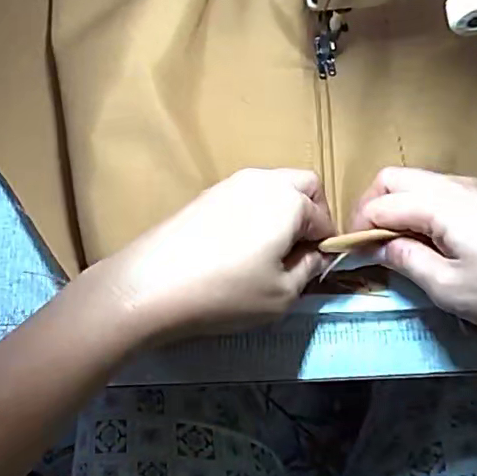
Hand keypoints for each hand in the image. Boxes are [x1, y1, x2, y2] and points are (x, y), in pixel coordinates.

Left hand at [81, 168, 334, 341]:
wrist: (150, 285)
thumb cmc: (226, 292)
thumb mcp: (282, 295)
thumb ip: (309, 269)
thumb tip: (316, 255)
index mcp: (290, 200)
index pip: (324, 219)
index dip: (325, 246)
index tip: (314, 271)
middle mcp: (262, 180)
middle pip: (304, 186)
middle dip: (310, 214)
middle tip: (296, 252)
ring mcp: (229, 183)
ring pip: (272, 187)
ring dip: (281, 212)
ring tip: (265, 252)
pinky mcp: (204, 195)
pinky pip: (245, 196)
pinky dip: (253, 214)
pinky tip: (235, 248)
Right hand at [351, 167, 476, 354]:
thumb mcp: (449, 288)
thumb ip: (407, 260)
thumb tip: (381, 245)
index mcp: (442, 202)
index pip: (380, 202)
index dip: (357, 228)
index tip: (351, 258)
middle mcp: (458, 185)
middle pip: (395, 178)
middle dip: (372, 207)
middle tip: (371, 246)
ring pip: (421, 182)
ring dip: (399, 207)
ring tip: (400, 247)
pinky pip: (444, 194)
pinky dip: (423, 210)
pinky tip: (434, 243)